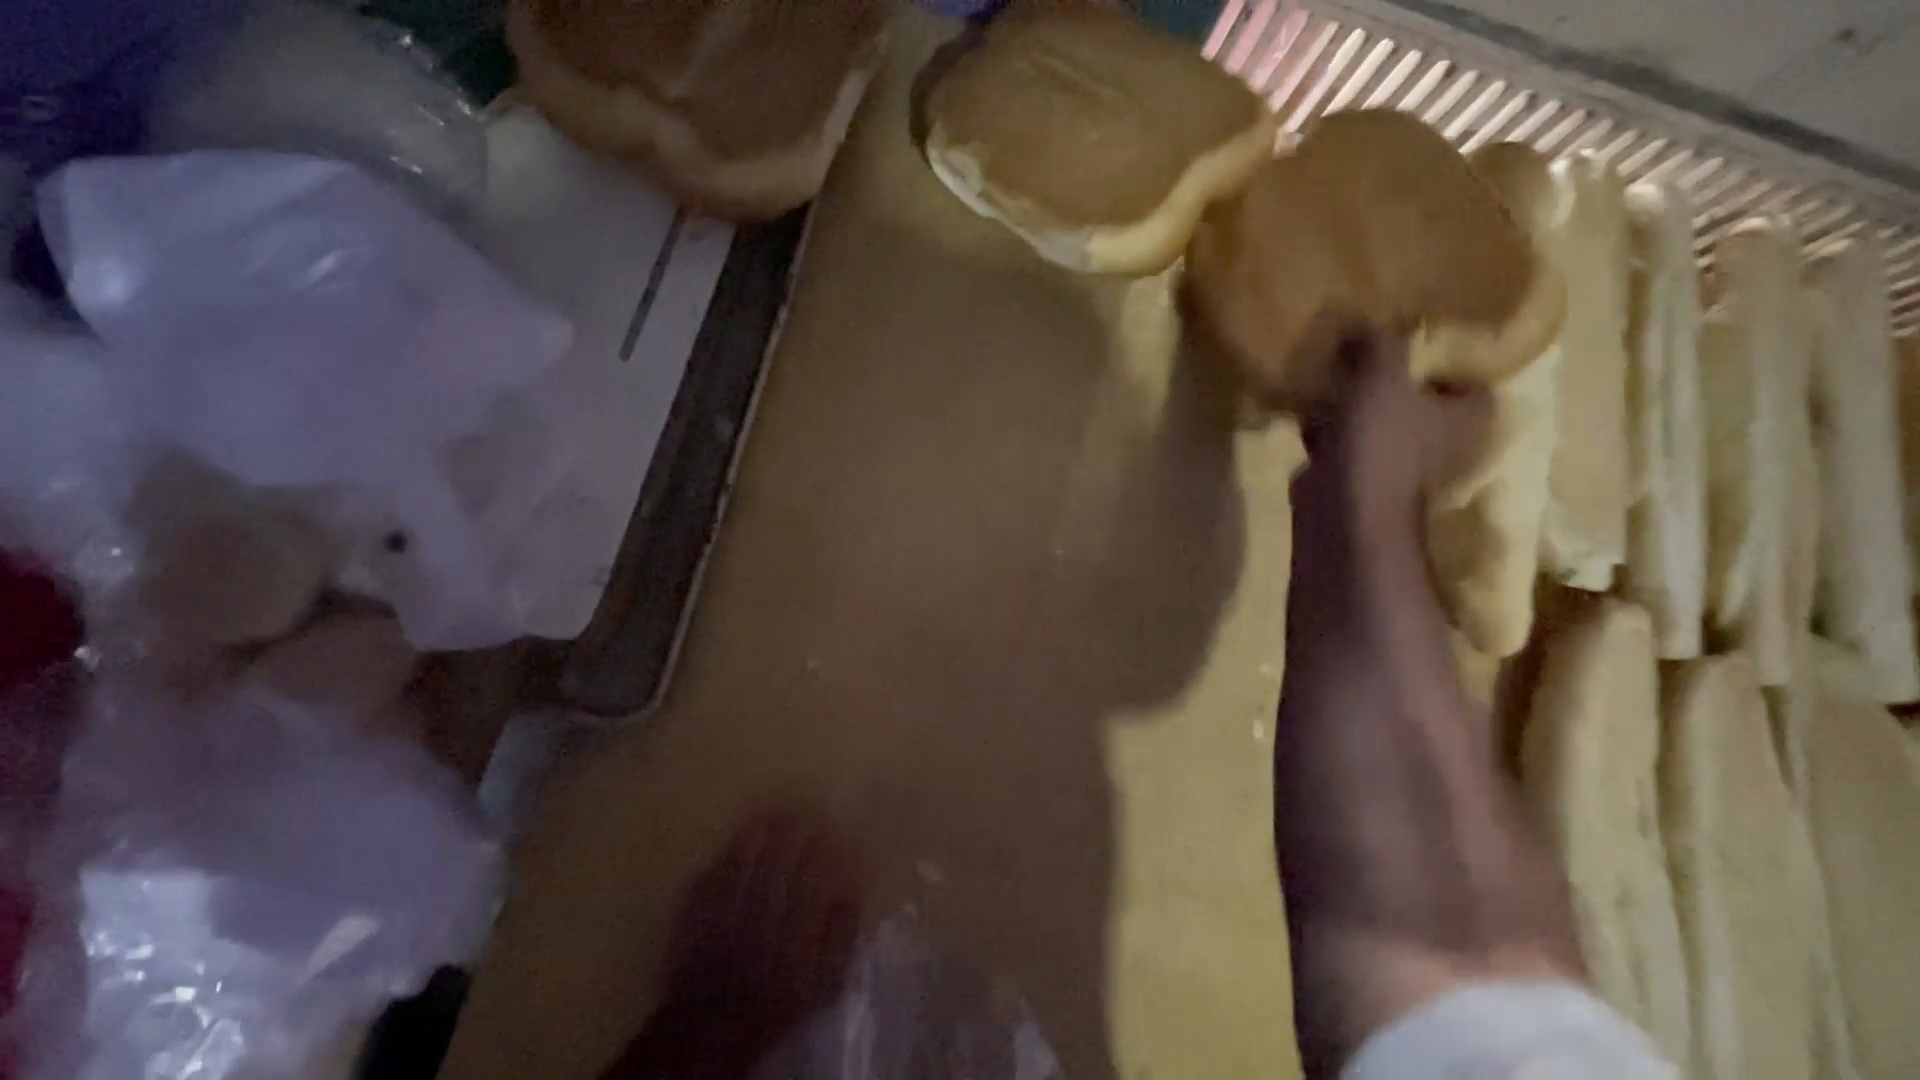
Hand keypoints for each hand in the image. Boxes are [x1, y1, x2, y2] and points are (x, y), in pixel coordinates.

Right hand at [1293, 331, 1489, 538]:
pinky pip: (1345, 440)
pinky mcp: (1361, 478)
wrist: (1342, 512)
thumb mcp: (1384, 372)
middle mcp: (1446, 440)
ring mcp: (1402, 462)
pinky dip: (1328, 425)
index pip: (1467, 367)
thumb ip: (1381, 340)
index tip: (1407, 322)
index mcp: (1473, 413)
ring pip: (1378, 416)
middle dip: (1387, 370)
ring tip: (1326, 366)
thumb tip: (1366, 319)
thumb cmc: (1382, 441)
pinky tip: (1306, 404)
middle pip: (1417, 391)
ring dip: (1353, 398)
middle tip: (1358, 340)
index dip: (1439, 344)